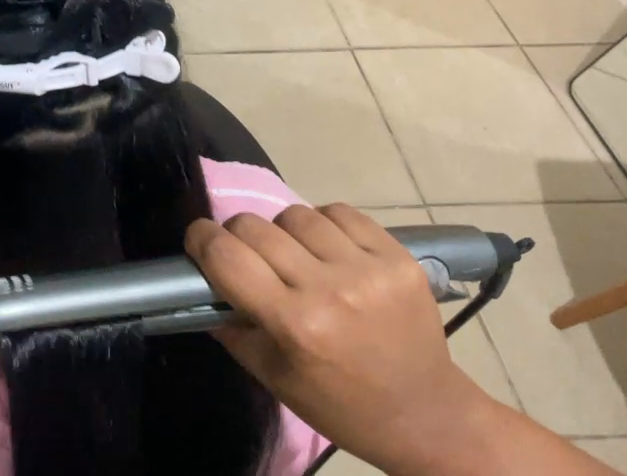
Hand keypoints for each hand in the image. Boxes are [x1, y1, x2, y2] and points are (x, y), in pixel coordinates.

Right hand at [186, 205, 496, 473]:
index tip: (198, 242)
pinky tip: (330, 251)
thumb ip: (231, 327)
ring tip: (295, 257)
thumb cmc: (341, 404)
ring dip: (284, 232)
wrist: (427, 415)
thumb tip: (200, 283)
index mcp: (295, 325)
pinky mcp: (397, 256)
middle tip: (247, 256)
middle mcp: (330, 289)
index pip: (226, 255)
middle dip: (238, 236)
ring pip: (295, 214)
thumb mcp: (273, 377)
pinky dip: (324, 224)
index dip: (200, 239)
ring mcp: (368, 269)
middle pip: (254, 226)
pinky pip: (339, 212)